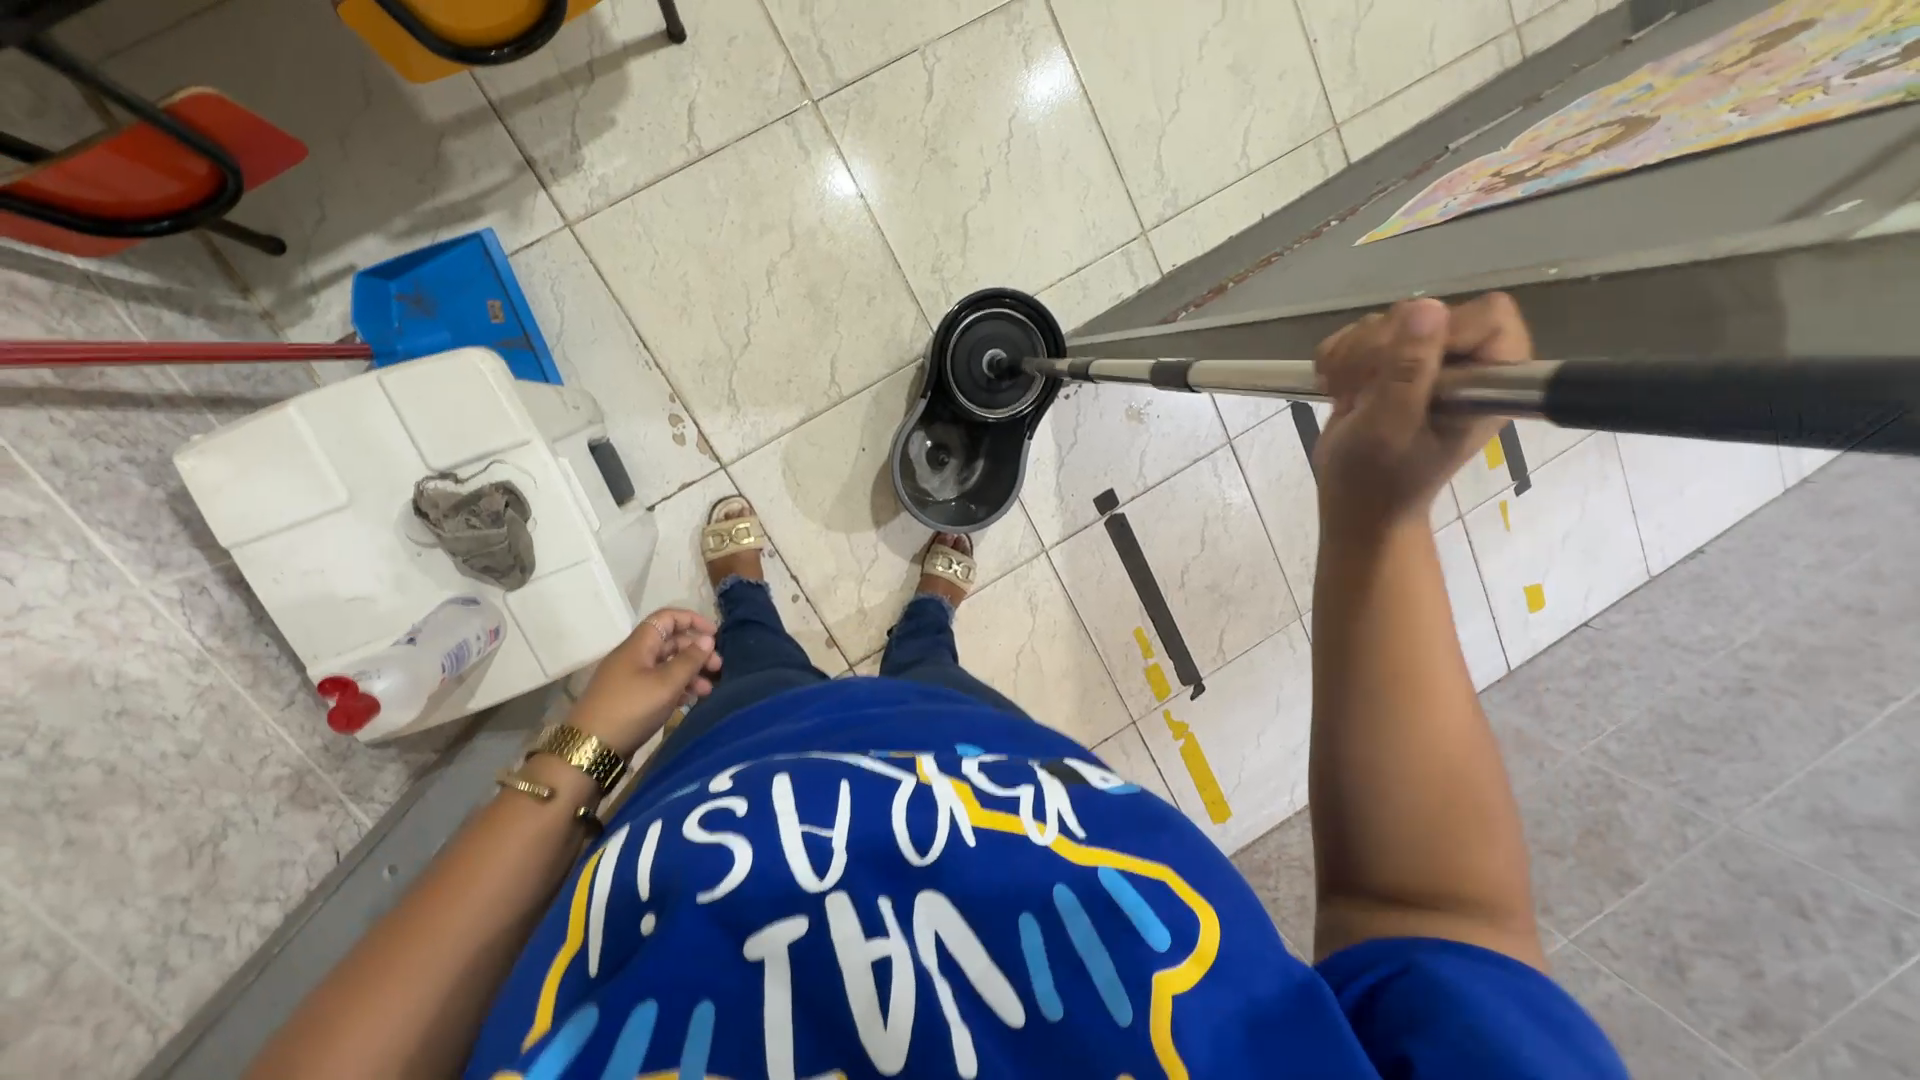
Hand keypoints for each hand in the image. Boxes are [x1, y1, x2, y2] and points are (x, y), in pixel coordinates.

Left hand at [567, 609, 722, 755]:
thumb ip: (689, 660)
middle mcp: (634, 657)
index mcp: (639, 645)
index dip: (692, 620)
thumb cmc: (631, 709)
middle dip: (696, 652)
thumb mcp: (665, 684)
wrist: (591, 748)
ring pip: (667, 666)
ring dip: (690, 673)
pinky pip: (659, 684)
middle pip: (670, 643)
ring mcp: (631, 678)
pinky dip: (677, 688)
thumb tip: (708, 638)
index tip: (715, 634)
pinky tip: (690, 701)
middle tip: (718, 668)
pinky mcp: (631, 699)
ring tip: (707, 691)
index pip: (667, 618)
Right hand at [1312, 293, 1532, 535]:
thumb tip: (1426, 307)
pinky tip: (1335, 388)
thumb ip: (1409, 371)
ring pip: (1387, 321)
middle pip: (1426, 314)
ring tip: (1346, 396)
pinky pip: (1360, 332)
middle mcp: (1463, 364)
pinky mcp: (1387, 363)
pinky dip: (1338, 356)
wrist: (1353, 505)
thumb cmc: (1379, 480)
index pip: (1488, 316)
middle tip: (1360, 390)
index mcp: (1490, 382)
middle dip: (1380, 348)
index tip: (1403, 366)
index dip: (1443, 330)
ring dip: (1353, 356)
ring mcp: (1423, 362)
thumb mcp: (1391, 429)